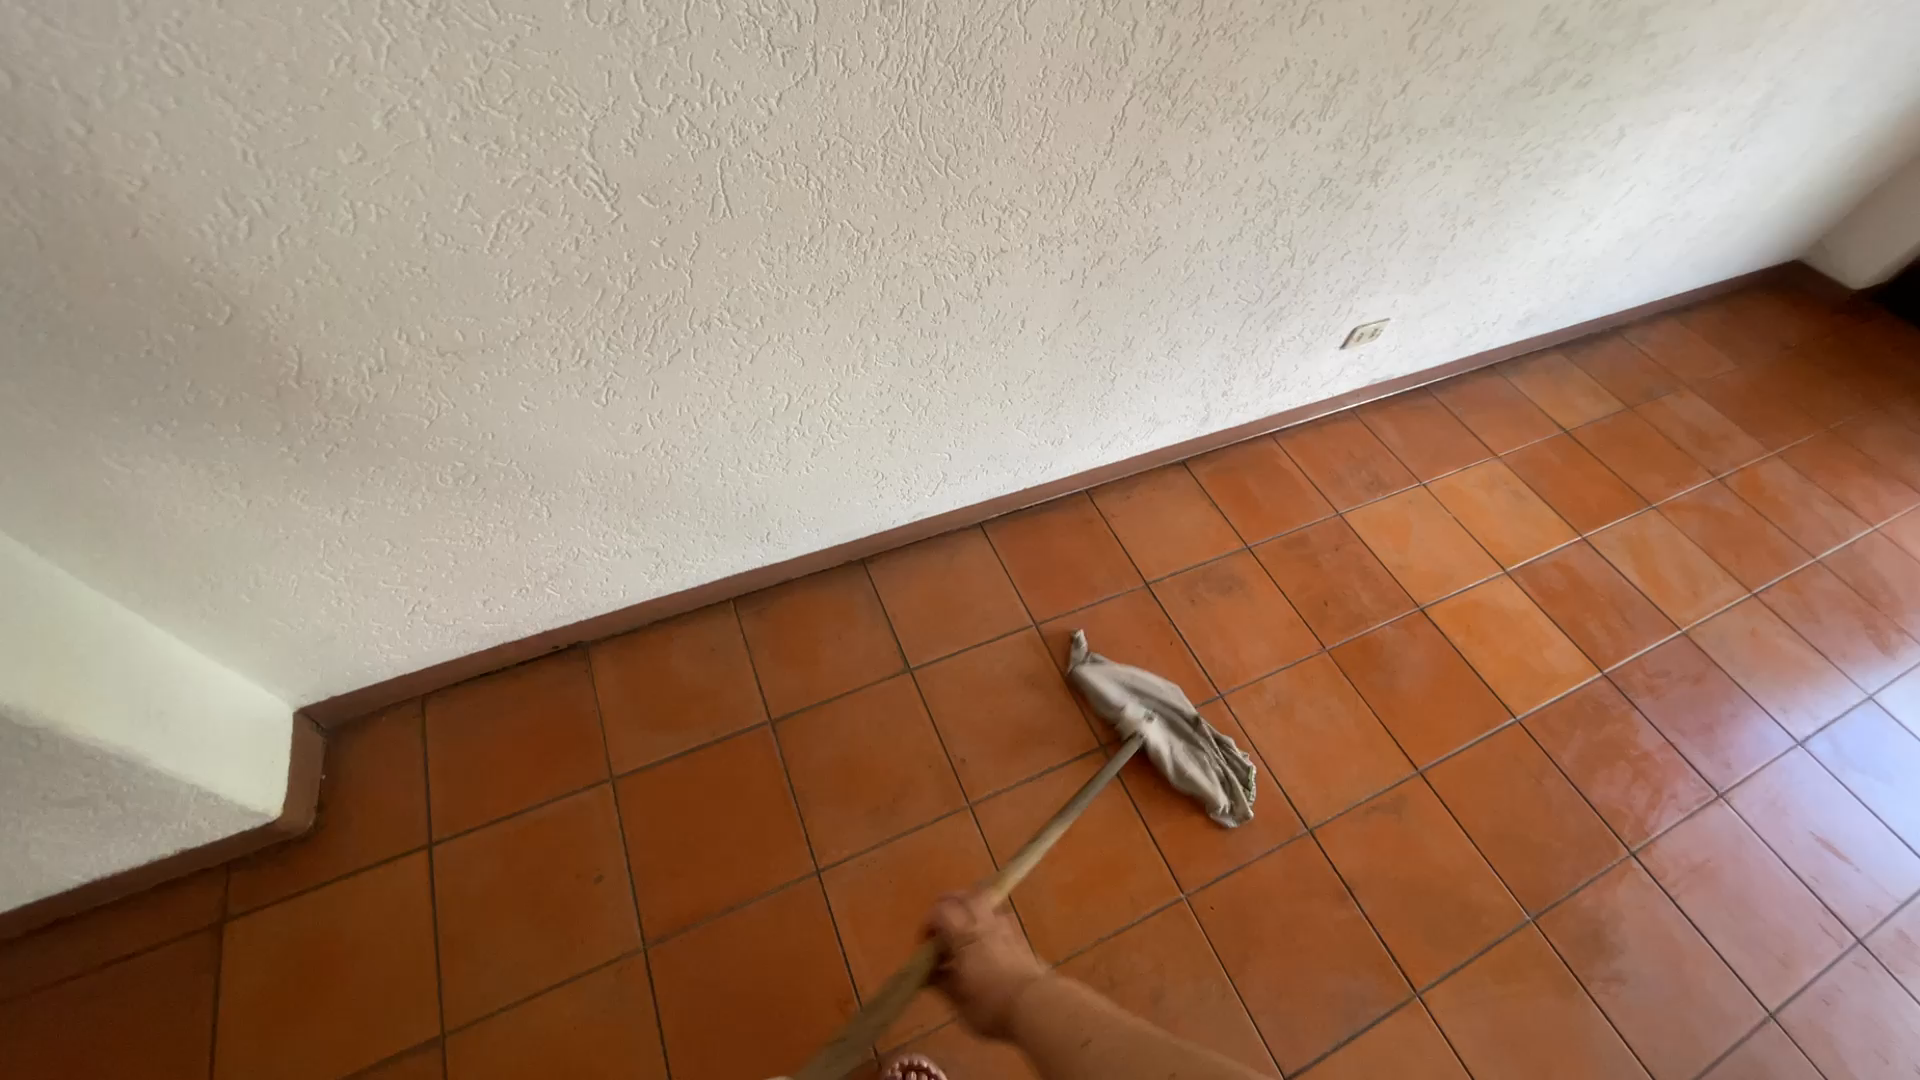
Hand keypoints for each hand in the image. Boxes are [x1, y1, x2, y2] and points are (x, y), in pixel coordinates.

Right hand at [924, 891, 1048, 1039]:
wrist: (1036, 1003)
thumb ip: (941, 983)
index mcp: (964, 936)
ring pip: (983, 900)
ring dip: (969, 907)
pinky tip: (988, 938)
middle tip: (941, 926)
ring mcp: (1004, 925)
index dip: (928, 922)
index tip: (925, 943)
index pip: (941, 911)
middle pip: (963, 896)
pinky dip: (989, 919)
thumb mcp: (959, 1001)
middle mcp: (983, 922)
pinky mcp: (1019, 934)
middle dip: (947, 905)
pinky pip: (1000, 915)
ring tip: (964, 928)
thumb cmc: (992, 1005)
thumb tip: (926, 973)